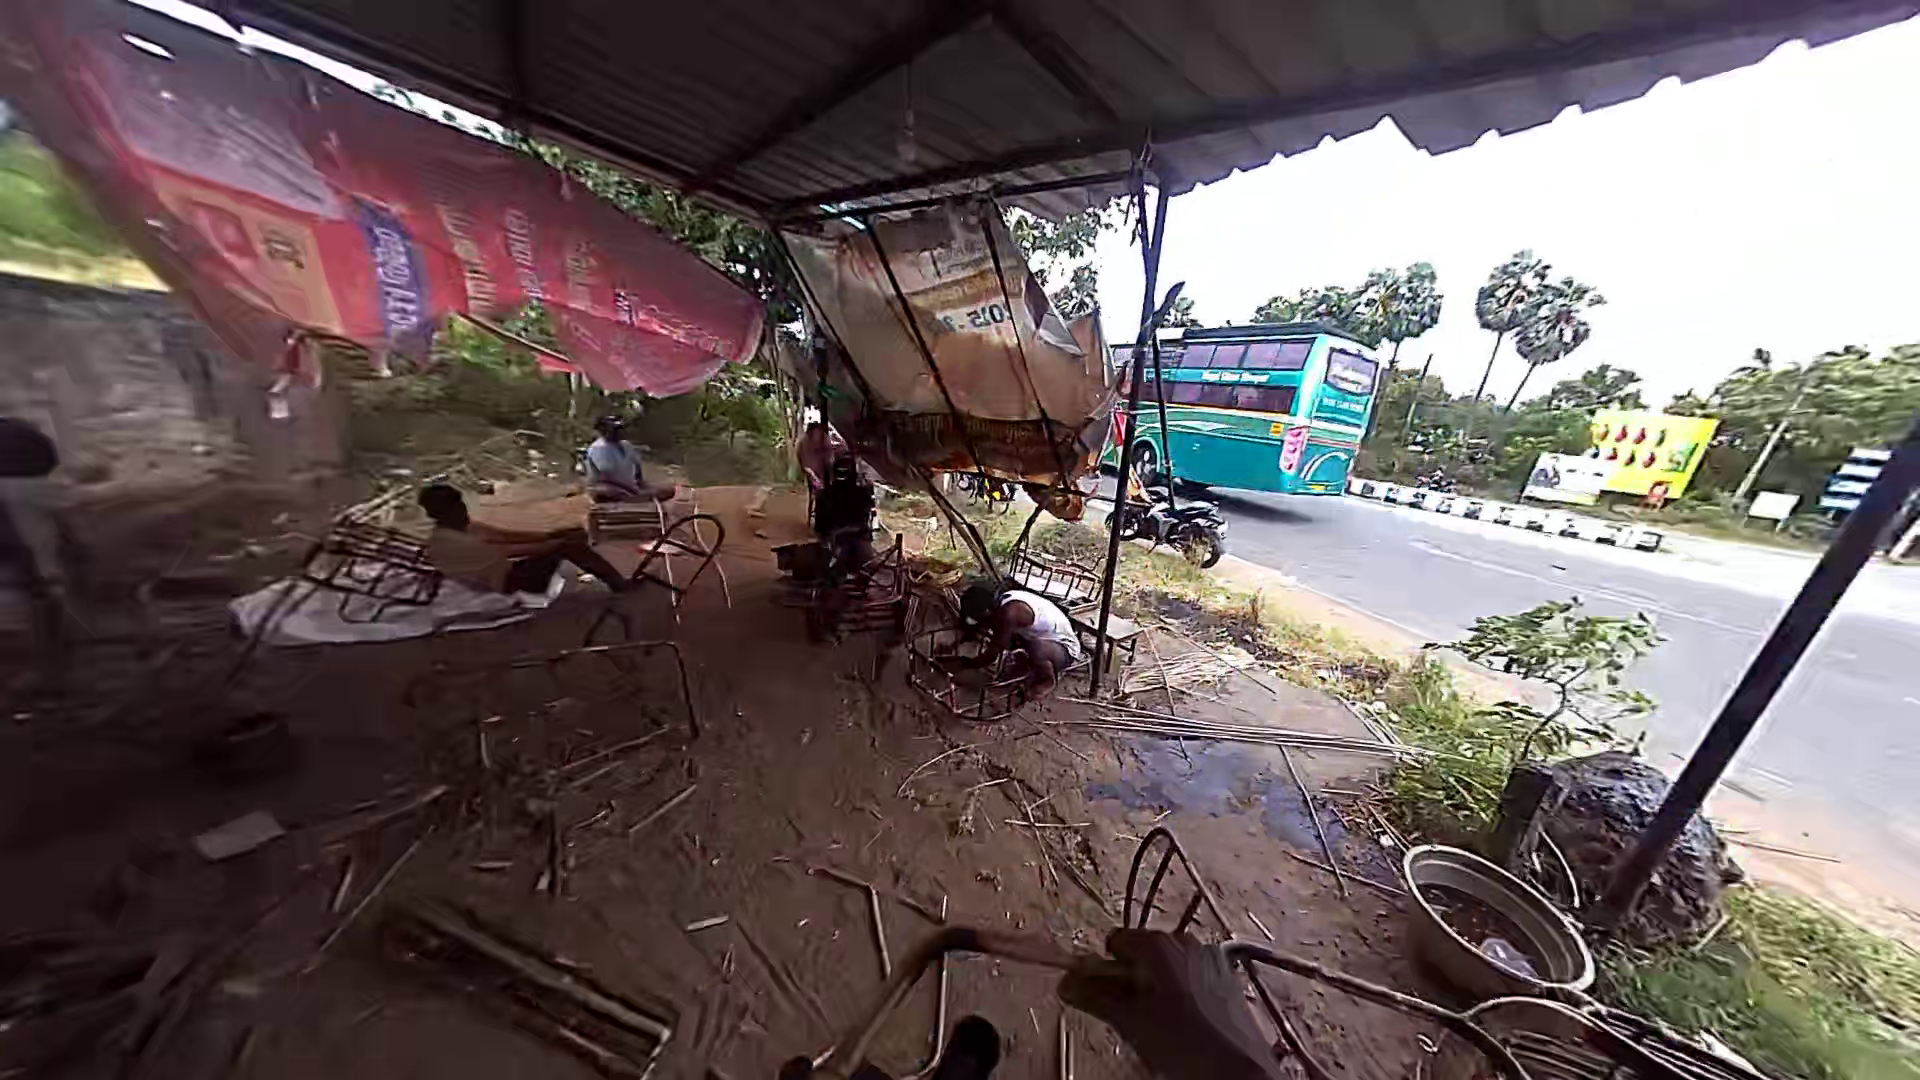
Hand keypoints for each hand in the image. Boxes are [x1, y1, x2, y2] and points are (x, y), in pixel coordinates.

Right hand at [1059, 930, 1278, 1079]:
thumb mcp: (1131, 1023)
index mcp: (1155, 943)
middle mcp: (1181, 939)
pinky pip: (1190, 974)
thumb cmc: (1180, 1044)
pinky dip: (1182, 991)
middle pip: (1142, 951)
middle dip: (1133, 978)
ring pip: (1167, 964)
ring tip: (1163, 1024)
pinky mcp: (1226, 976)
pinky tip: (1187, 1024)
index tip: (1111, 997)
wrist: (1239, 1076)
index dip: (1108, 968)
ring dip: (1157, 986)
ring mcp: (1206, 956)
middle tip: (1136, 1015)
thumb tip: (1064, 983)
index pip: (1115, 942)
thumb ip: (1095, 997)